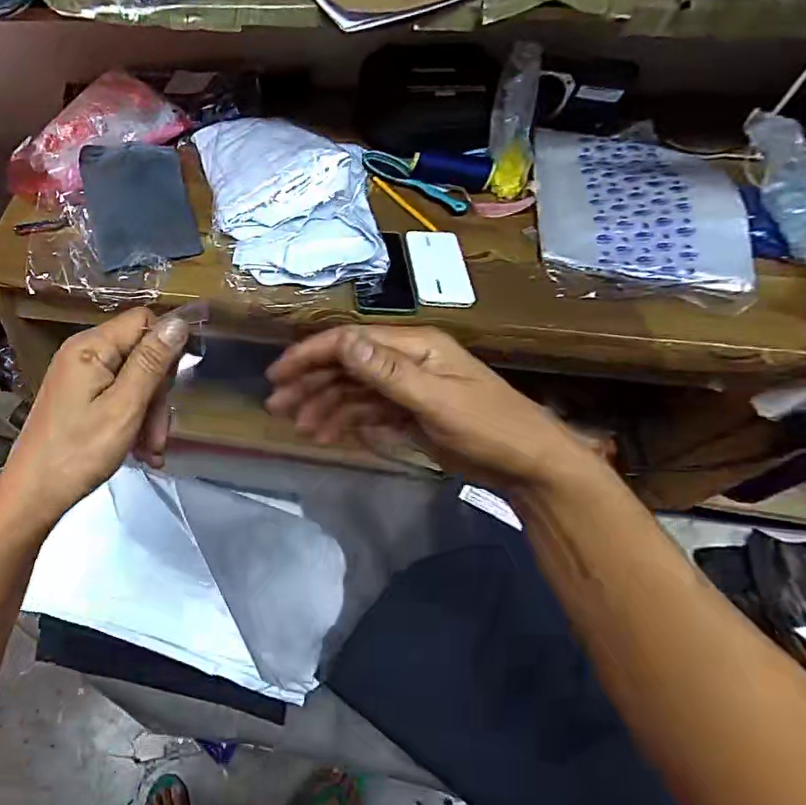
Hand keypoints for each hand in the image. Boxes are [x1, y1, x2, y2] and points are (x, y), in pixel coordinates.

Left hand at [0, 307, 190, 520]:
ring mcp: (80, 377)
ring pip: (135, 379)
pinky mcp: (80, 397)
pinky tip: (141, 450)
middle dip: (158, 393)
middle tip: (158, 433)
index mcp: (90, 347)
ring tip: (150, 449)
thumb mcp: (125, 407)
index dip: (166, 347)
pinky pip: (119, 397)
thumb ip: (151, 362)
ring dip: (150, 414)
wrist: (33, 496)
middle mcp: (83, 353)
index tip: (174, 385)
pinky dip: (134, 421)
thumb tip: (178, 322)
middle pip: (141, 353)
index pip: (143, 320)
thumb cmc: (79, 452)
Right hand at [264, 326, 600, 492]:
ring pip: (355, 391)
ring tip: (298, 428)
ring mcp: (409, 389)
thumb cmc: (489, 426)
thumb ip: (388, 372)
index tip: (279, 376)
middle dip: (311, 383)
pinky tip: (326, 436)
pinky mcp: (412, 415)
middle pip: (348, 365)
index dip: (312, 355)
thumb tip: (342, 342)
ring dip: (325, 406)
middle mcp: (408, 361)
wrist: (528, 463)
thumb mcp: (436, 400)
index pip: (352, 341)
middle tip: (277, 407)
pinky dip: (347, 422)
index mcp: (415, 346)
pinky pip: (370, 413)